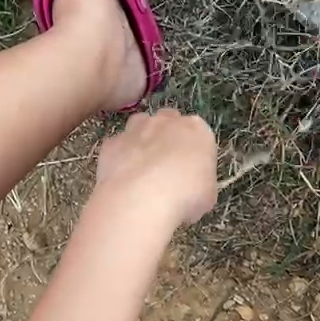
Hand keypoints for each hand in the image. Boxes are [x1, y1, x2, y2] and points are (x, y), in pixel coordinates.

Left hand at [93, 108, 218, 227]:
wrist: (141, 199)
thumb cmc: (185, 196)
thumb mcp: (207, 195)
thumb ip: (200, 182)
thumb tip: (191, 187)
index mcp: (197, 130)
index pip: (198, 134)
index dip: (193, 153)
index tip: (191, 172)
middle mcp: (166, 121)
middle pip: (169, 122)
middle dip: (168, 139)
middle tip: (167, 169)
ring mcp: (136, 128)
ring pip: (140, 126)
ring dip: (143, 142)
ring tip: (143, 172)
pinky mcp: (112, 142)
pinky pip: (118, 146)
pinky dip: (120, 158)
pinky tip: (122, 180)